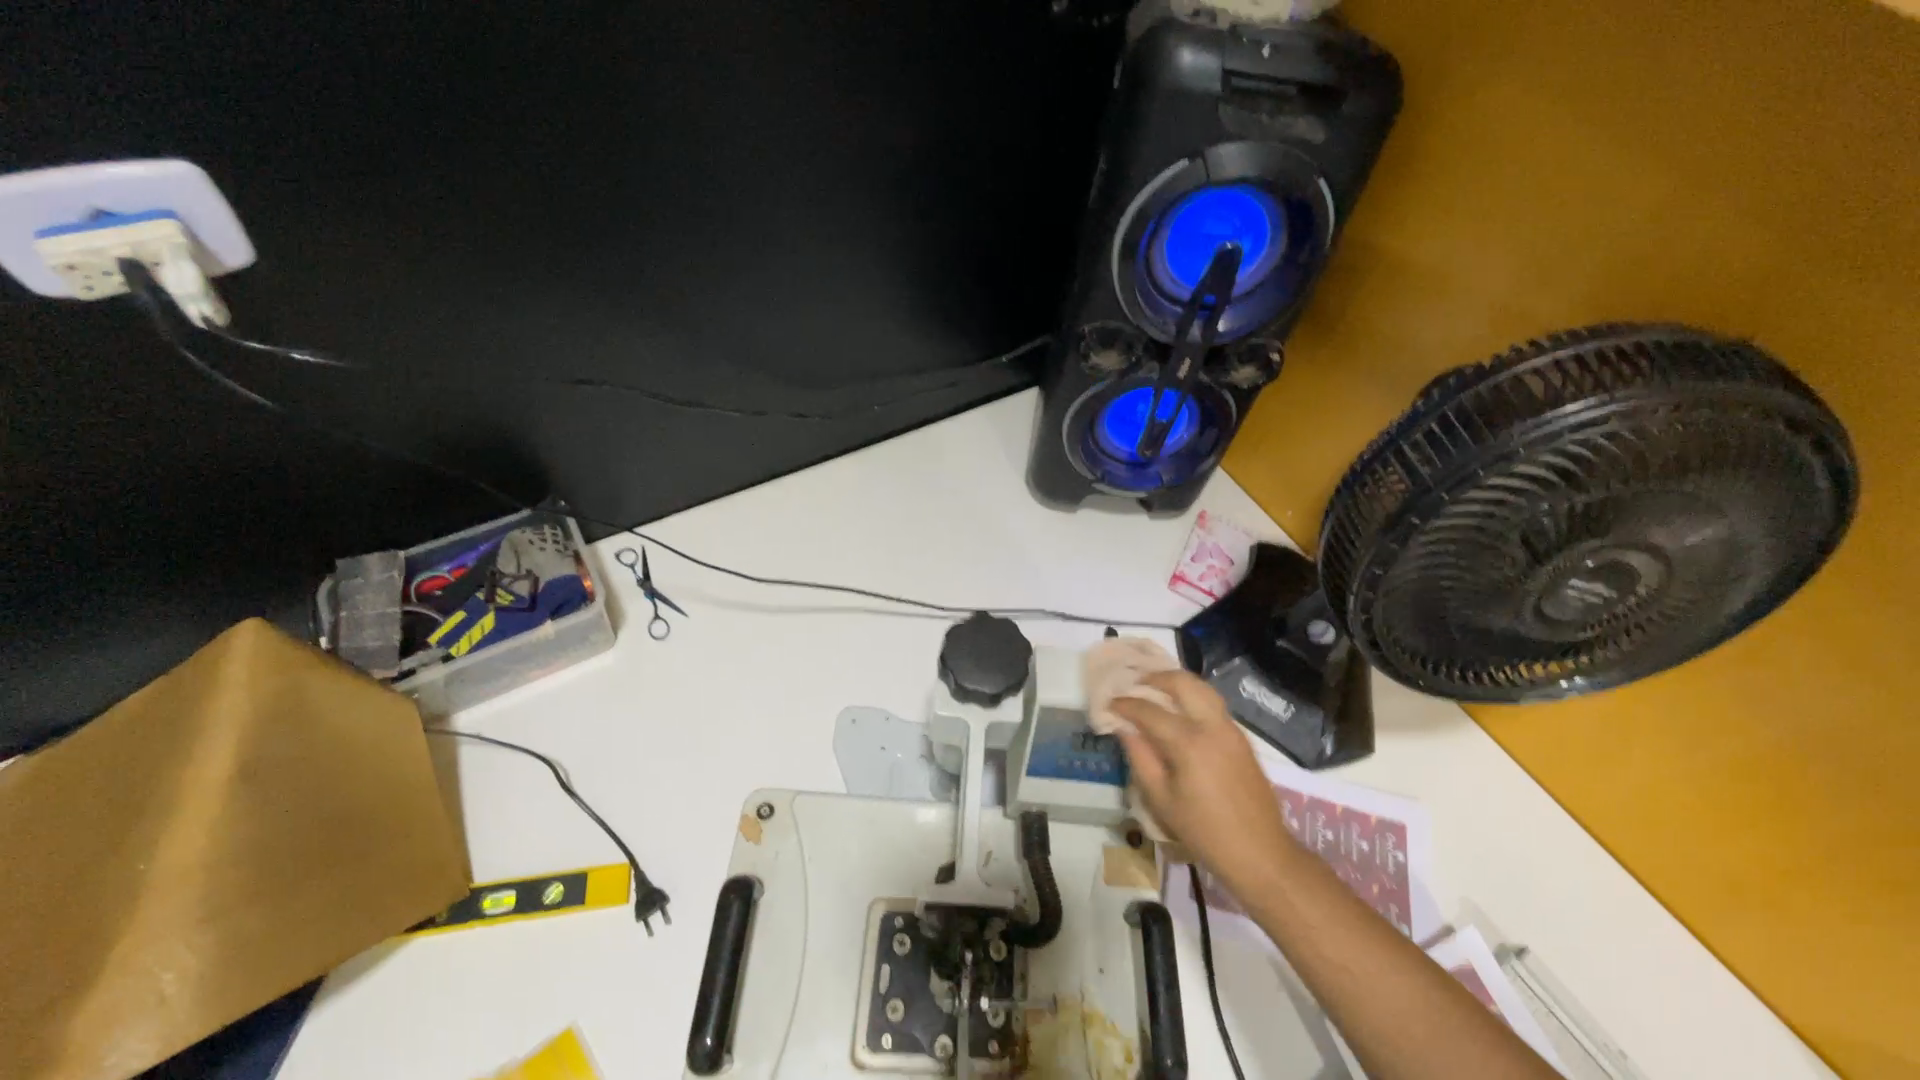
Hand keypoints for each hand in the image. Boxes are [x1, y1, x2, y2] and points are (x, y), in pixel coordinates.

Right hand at [1113, 671, 1293, 893]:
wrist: (1259, 851)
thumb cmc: (1204, 831)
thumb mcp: (1161, 800)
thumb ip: (1141, 758)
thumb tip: (1125, 729)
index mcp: (1188, 743)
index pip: (1149, 710)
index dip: (1126, 705)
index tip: (1109, 704)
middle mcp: (1212, 726)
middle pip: (1182, 683)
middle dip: (1155, 678)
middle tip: (1134, 685)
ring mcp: (1231, 729)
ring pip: (1203, 689)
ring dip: (1177, 683)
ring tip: (1155, 691)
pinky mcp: (1242, 739)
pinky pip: (1214, 705)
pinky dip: (1193, 697)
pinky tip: (1180, 712)